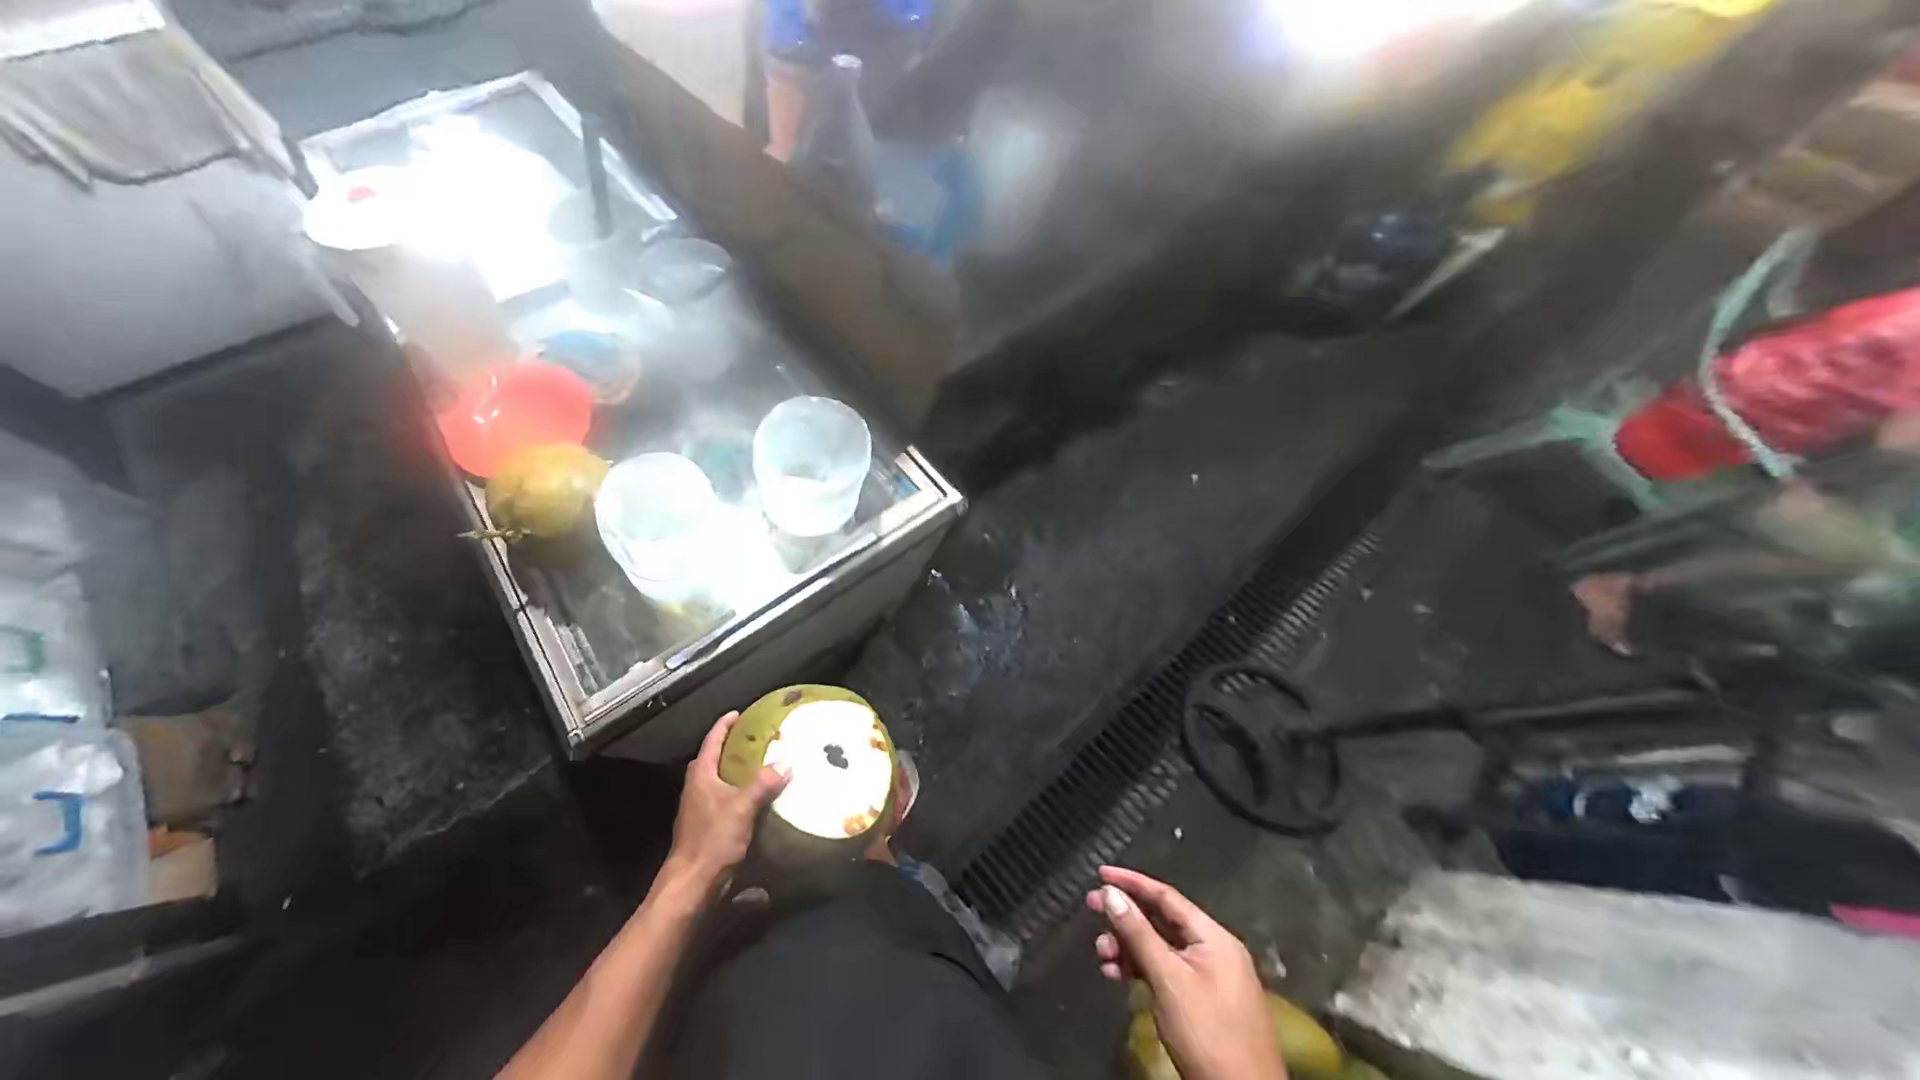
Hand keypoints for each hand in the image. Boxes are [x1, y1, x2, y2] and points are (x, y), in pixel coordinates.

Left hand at [666, 711, 789, 885]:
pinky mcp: (709, 826)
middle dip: (732, 746)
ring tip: (764, 764)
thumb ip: (763, 784)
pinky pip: (727, 798)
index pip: (712, 741)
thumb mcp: (742, 808)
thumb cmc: (712, 840)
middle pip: (713, 759)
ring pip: (720, 780)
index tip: (739, 713)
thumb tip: (786, 763)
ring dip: (737, 770)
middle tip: (757, 739)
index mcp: (701, 776)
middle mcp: (698, 788)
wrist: (692, 884)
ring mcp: (701, 809)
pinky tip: (760, 798)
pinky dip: (741, 791)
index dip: (725, 725)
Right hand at [1089, 866, 1285, 1079]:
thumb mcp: (1168, 979)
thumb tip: (1110, 893)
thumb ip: (1138, 934)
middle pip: (1162, 921)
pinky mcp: (1199, 1002)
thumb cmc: (1207, 1034)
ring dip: (1128, 947)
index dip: (1132, 882)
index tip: (1101, 873)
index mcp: (1214, 938)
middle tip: (1091, 907)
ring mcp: (1207, 978)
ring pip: (1160, 948)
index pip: (1167, 897)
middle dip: (1125, 915)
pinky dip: (1139, 969)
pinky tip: (1115, 975)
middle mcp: (1213, 951)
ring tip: (1101, 954)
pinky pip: (1164, 971)